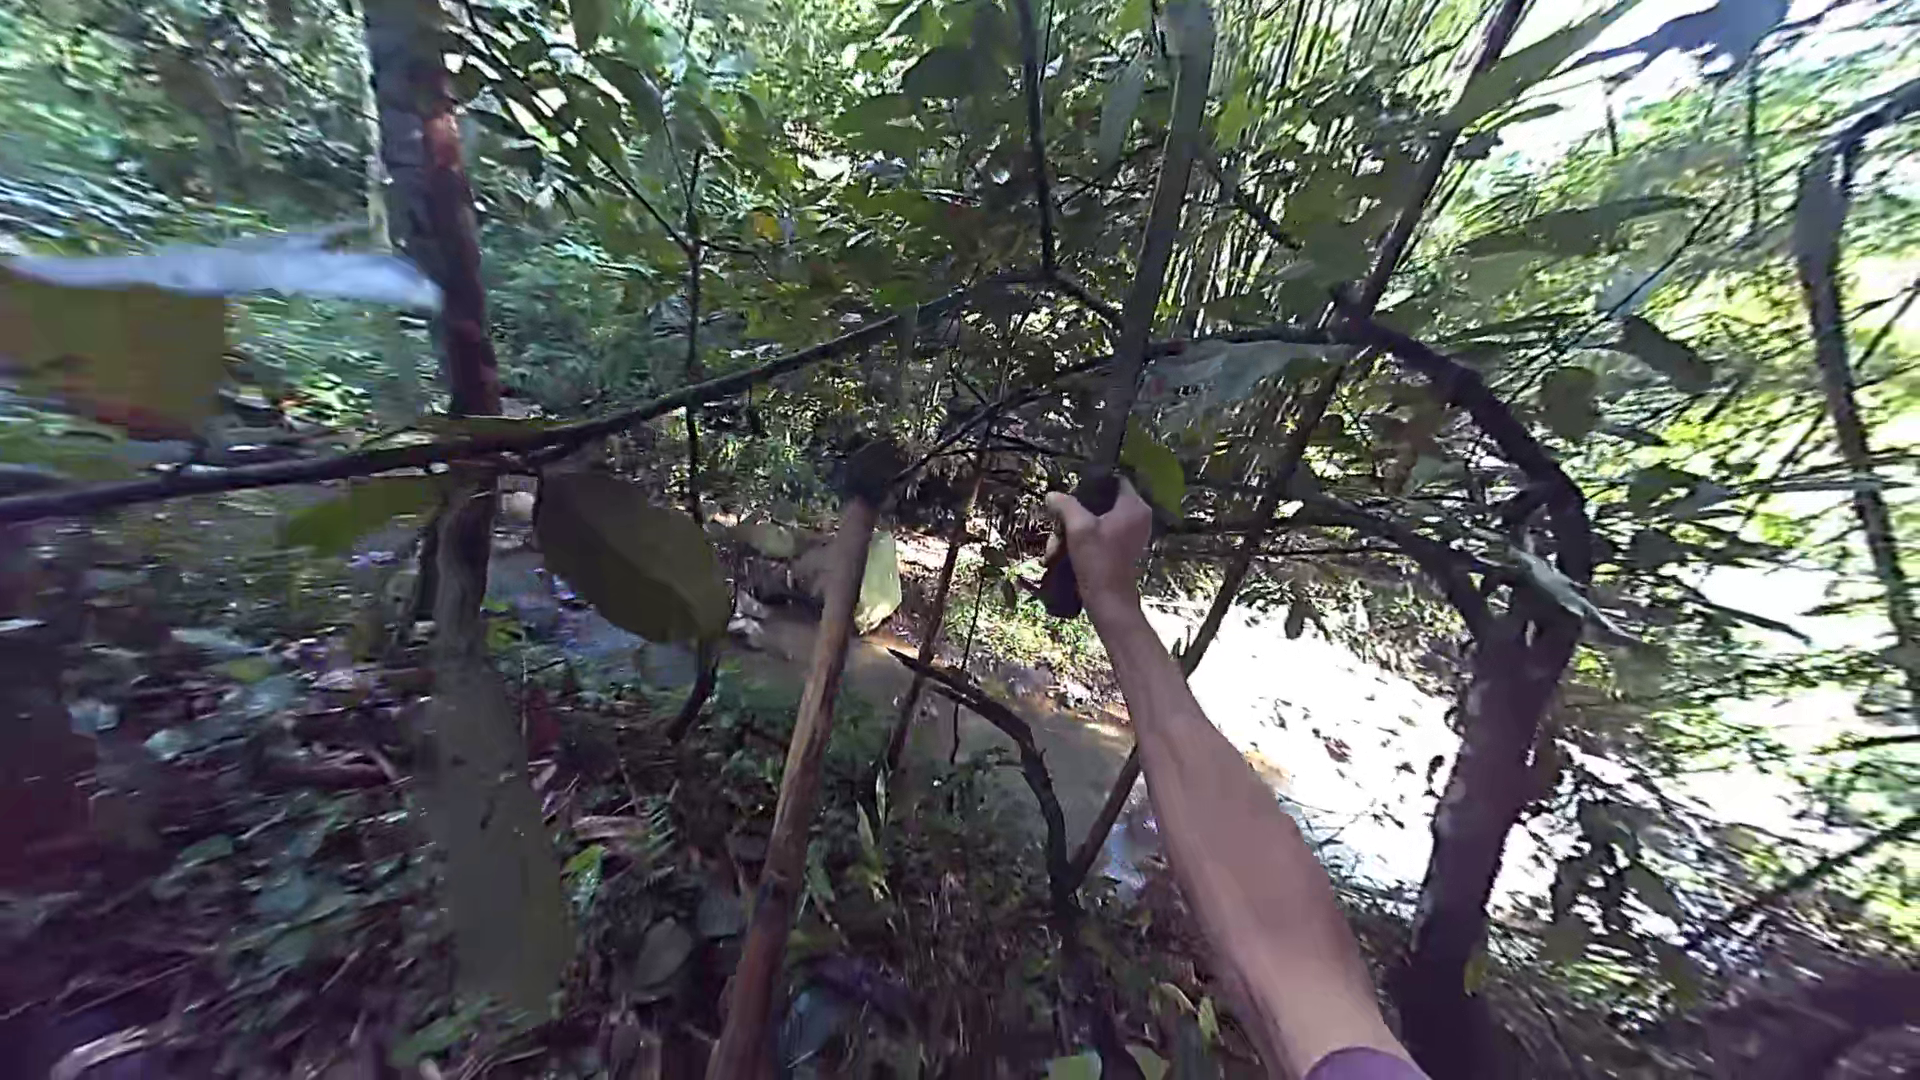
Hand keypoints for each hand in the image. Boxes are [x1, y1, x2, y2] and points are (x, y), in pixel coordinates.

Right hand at [1045, 477, 1151, 618]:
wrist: (1109, 599)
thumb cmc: (1098, 560)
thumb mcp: (1078, 528)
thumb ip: (1066, 505)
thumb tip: (1052, 495)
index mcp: (1134, 506)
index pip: (1115, 480)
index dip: (1092, 482)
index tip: (1072, 490)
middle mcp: (1138, 516)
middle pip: (1103, 501)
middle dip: (1077, 512)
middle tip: (1059, 523)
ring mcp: (1133, 533)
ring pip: (1098, 519)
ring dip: (1076, 528)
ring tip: (1058, 542)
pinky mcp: (1124, 547)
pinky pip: (1101, 533)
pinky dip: (1084, 539)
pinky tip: (1066, 549)